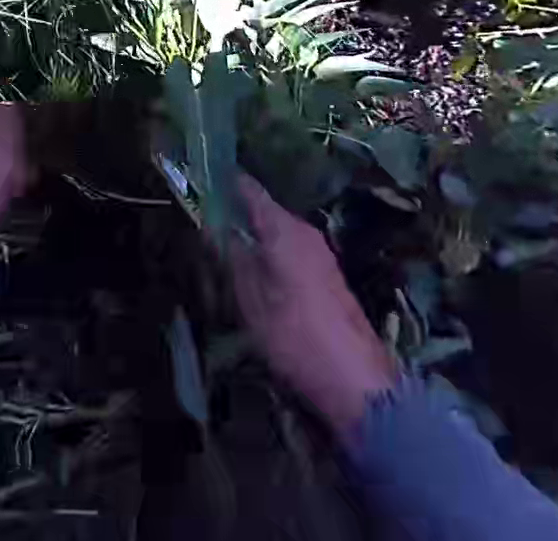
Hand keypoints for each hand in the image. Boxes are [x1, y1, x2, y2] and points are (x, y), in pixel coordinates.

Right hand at [226, 175, 397, 431]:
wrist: (357, 383)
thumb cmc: (294, 335)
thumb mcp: (250, 297)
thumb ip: (230, 255)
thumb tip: (212, 225)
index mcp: (284, 229)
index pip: (249, 189)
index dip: (224, 179)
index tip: (199, 175)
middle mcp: (305, 232)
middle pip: (263, 210)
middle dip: (234, 210)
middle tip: (201, 217)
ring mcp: (320, 253)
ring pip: (275, 231)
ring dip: (250, 233)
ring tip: (219, 245)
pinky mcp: (326, 275)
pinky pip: (288, 248)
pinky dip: (266, 250)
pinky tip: (250, 269)